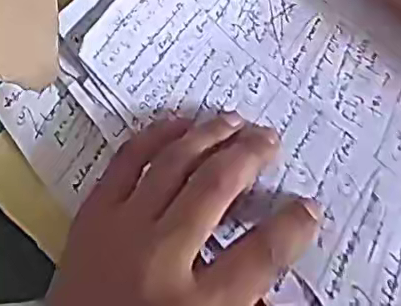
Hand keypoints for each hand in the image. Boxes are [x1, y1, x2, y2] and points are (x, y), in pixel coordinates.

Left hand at [48, 115, 319, 305]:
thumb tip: (272, 280)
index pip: (260, 256)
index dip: (290, 227)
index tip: (307, 207)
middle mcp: (162, 261)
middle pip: (216, 188)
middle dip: (250, 156)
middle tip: (269, 139)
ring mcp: (123, 230)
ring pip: (175, 162)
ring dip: (209, 135)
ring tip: (233, 120)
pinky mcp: (93, 214)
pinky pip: (128, 159)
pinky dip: (156, 134)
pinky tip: (178, 123)